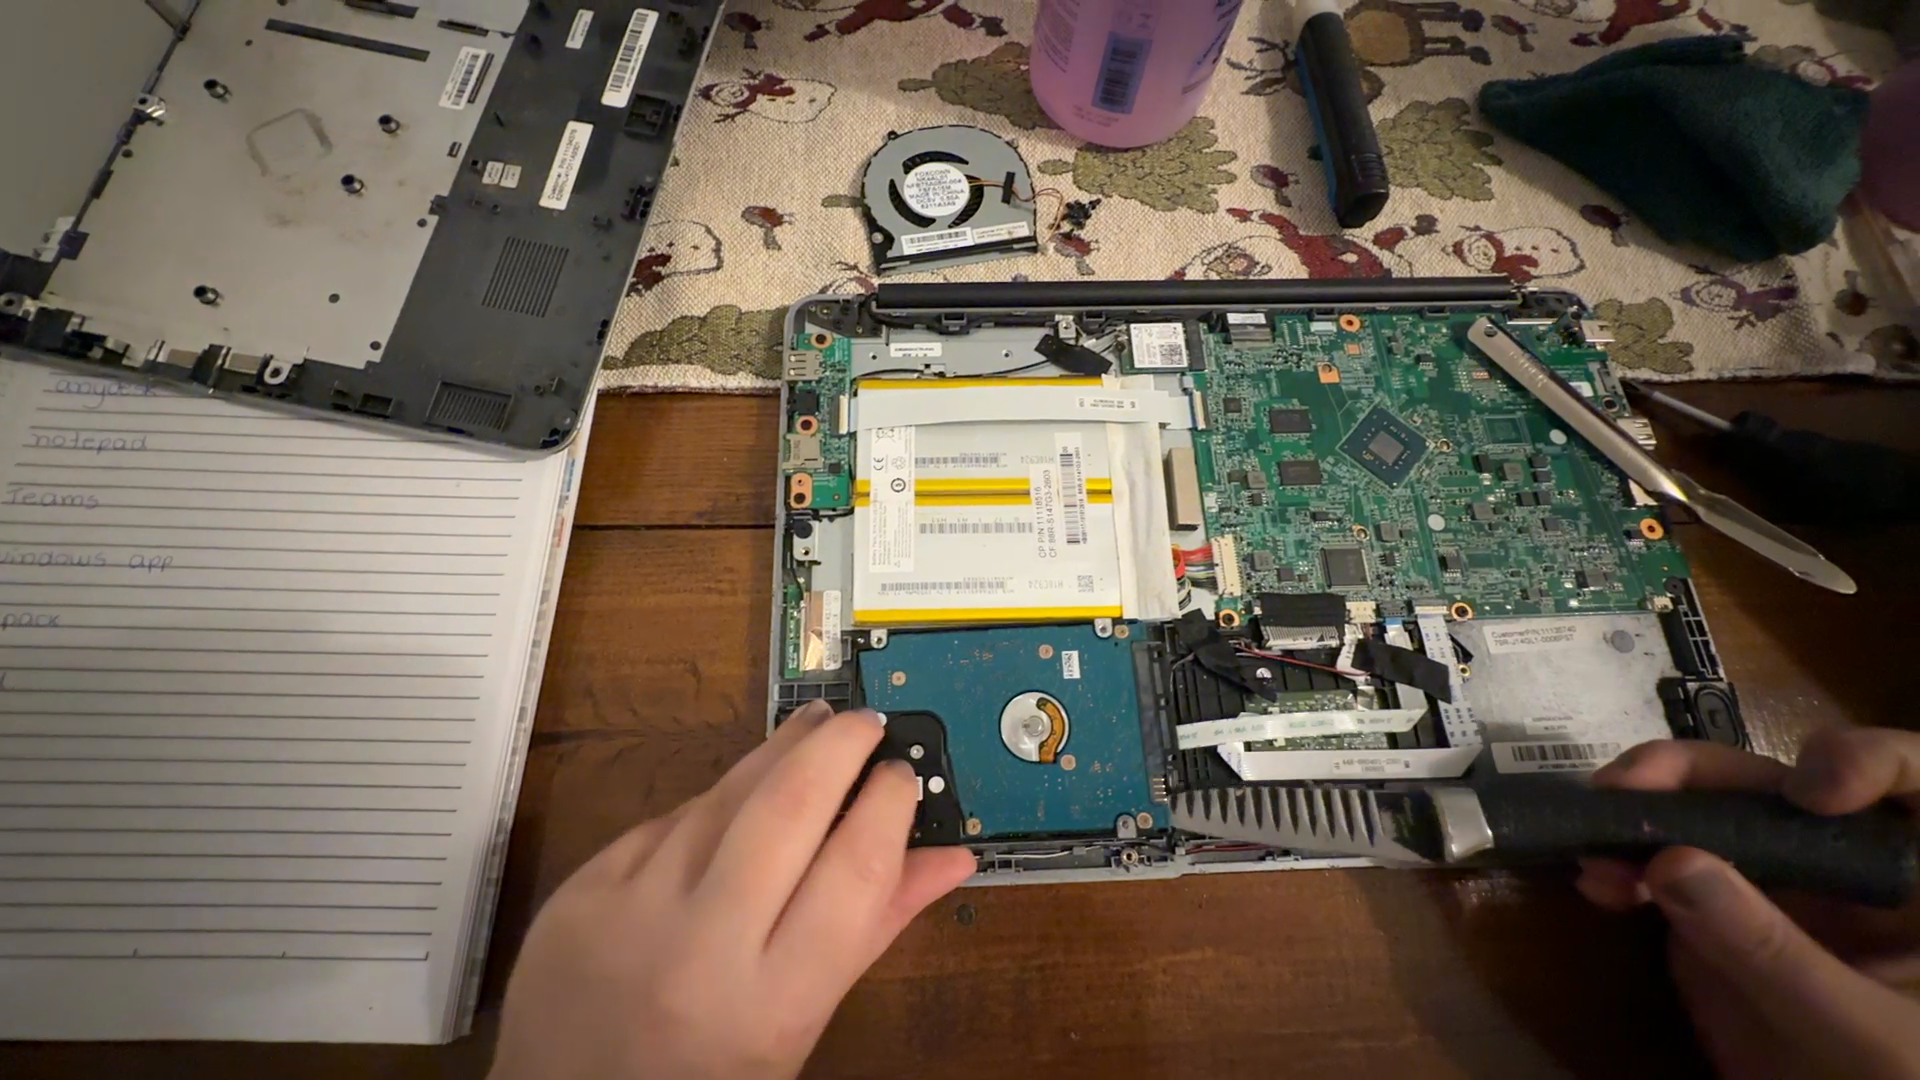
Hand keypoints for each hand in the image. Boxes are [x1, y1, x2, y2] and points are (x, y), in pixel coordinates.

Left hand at [490, 701, 976, 1079]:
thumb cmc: (714, 1072)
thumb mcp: (806, 1020)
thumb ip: (878, 926)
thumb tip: (955, 855)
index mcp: (771, 1002)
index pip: (854, 870)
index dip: (889, 805)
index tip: (902, 774)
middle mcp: (697, 949)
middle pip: (787, 806)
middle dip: (838, 744)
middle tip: (866, 721)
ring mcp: (627, 910)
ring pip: (726, 794)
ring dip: (780, 749)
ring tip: (813, 725)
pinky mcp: (582, 887)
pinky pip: (673, 817)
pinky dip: (716, 802)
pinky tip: (735, 800)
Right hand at [1577, 729, 1919, 1079]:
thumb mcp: (1864, 1037)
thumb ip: (1776, 952)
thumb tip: (1669, 860)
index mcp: (1911, 880)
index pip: (1908, 785)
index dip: (1860, 759)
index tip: (1808, 789)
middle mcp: (1842, 866)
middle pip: (1766, 783)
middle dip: (1687, 773)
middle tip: (1622, 787)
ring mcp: (1768, 886)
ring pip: (1694, 814)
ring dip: (1633, 816)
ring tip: (1592, 845)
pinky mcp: (1708, 909)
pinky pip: (1654, 863)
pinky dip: (1616, 864)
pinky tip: (1596, 888)